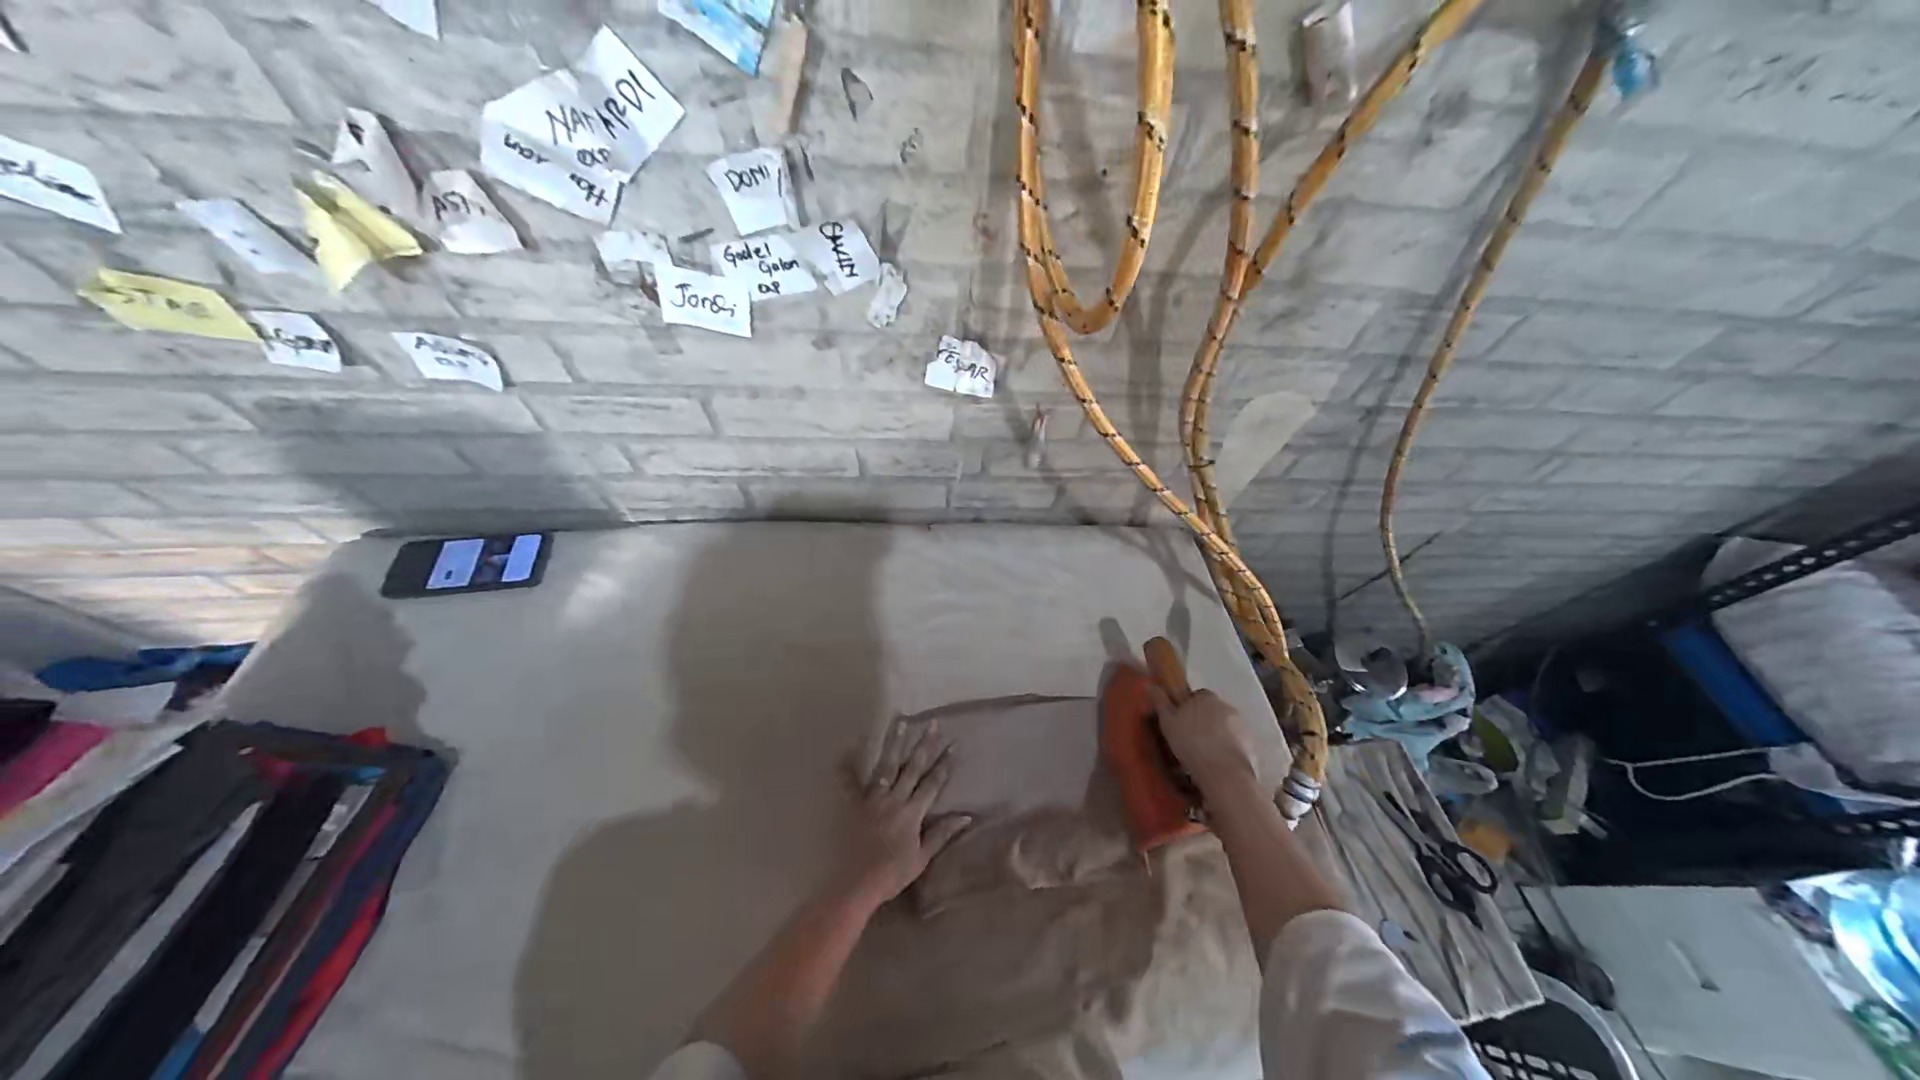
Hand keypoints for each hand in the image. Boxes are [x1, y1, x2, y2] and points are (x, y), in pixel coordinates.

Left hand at [832, 718, 971, 906]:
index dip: (945, 763)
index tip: (954, 744)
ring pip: (885, 765)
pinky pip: (849, 782)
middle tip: (933, 723)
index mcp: (912, 812)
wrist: (857, 883)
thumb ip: (942, 833)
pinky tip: (848, 746)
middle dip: (924, 744)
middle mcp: (894, 799)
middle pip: (911, 767)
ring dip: (894, 743)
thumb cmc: (893, 873)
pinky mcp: (853, 805)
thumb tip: (966, 815)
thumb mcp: (922, 857)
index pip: (933, 782)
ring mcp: (872, 799)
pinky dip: (847, 765)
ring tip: (900, 721)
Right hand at [1147, 684, 1258, 796]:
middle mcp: (1226, 706)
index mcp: (1206, 697)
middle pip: (1213, 710)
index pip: (1198, 695)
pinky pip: (1235, 743)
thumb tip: (1150, 685)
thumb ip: (1160, 702)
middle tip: (1190, 739)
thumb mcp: (1168, 722)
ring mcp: (1242, 726)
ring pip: (1225, 727)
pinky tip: (1217, 763)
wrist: (1223, 772)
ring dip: (1216, 735)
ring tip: (1203, 754)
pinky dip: (1227, 749)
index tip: (1181, 721)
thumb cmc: (1190, 743)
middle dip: (1204, 721)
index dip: (1189, 707)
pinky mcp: (1250, 744)